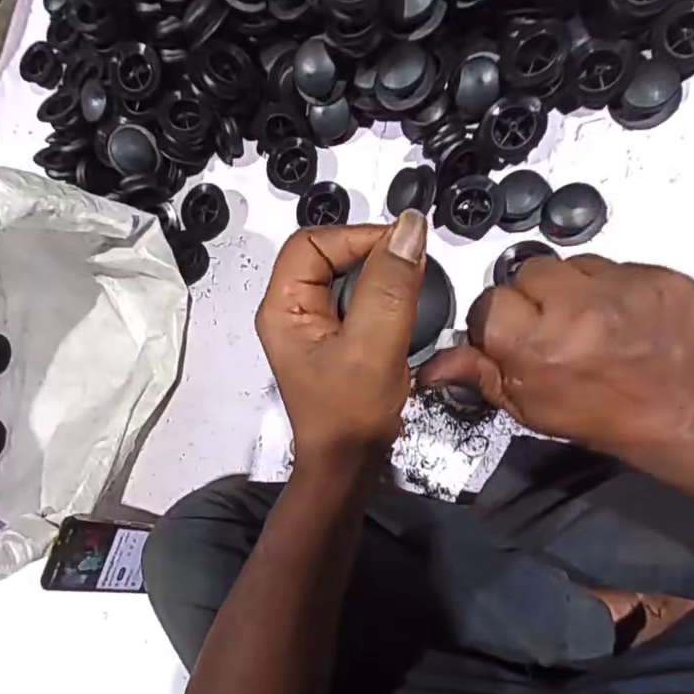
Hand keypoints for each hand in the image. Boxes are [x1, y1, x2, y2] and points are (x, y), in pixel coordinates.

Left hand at [257, 210, 429, 467]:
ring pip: (347, 278)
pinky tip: (401, 311)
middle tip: (410, 266)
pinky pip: (360, 302)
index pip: (313, 244)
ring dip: (381, 277)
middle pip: (329, 256)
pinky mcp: (338, 340)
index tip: (401, 246)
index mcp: (284, 309)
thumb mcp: (371, 347)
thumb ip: (389, 287)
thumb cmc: (348, 418)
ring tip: (409, 290)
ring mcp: (315, 327)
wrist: (350, 464)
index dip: (357, 237)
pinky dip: (384, 299)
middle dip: (371, 255)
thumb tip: (407, 228)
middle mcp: (294, 313)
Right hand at [419, 254, 693, 460]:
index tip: (513, 334)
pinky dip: (613, 287)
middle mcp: (577, 310)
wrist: (676, 414)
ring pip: (573, 263)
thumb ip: (481, 374)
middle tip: (554, 329)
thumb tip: (434, 366)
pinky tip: (620, 317)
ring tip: (591, 324)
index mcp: (538, 345)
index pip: (490, 302)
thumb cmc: (600, 416)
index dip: (498, 319)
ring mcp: (622, 289)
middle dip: (534, 297)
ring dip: (574, 288)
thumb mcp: (528, 406)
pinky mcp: (656, 276)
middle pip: (529, 270)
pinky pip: (617, 265)